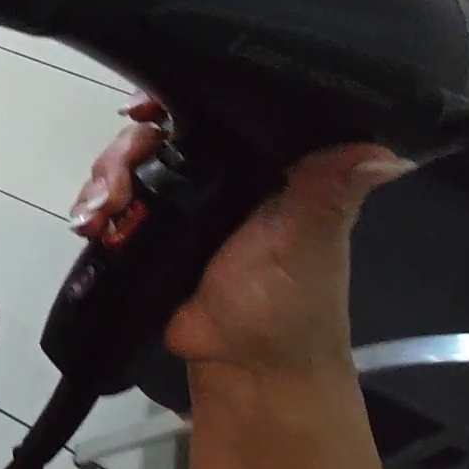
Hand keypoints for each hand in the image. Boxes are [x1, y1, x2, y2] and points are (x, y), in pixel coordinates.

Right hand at [70, 95, 411, 376]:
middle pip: (146, 141)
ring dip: (97, 187)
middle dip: (117, 158)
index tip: (138, 110)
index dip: (164, 102)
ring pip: (117, 169)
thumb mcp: (307, 244)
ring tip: (95, 218)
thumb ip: (325, 196)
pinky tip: (87, 227)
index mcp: (249, 171)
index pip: (201, 116)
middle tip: (111, 191)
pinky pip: (102, 204)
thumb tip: (381, 151)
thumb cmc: (287, 304)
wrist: (244, 366)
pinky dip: (88, 210)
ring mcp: (167, 204)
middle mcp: (205, 179)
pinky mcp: (139, 230)